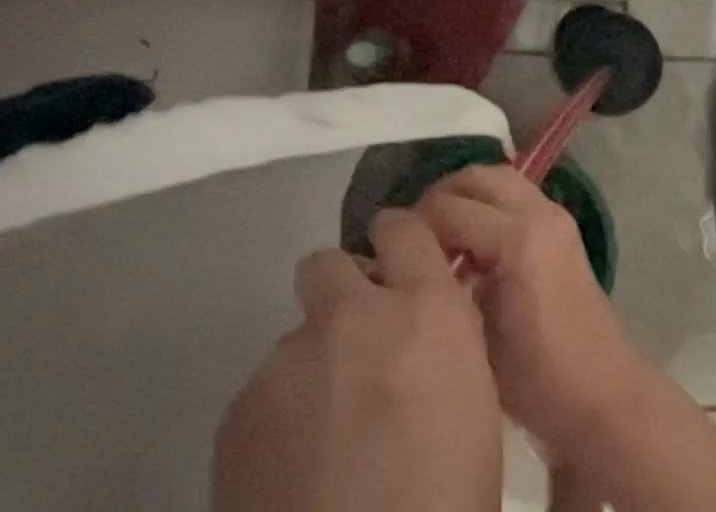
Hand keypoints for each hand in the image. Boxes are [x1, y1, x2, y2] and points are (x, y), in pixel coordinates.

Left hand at [211, 211, 501, 511]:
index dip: (398, 242)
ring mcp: (289, 360)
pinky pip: (265, 391)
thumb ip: (446, 345)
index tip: (399, 265)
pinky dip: (281, 416)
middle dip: (341, 292)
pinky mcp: (239, 409)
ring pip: (298, 338)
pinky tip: (297, 467)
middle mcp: (354, 317)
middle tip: (357, 346)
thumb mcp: (476, 400)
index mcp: (427, 312)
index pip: (403, 229)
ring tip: (327, 431)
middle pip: (327, 263)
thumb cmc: (450, 490)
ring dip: (314, 365)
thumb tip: (423, 333)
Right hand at [418, 165, 647, 453]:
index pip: (447, 209)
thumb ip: (446, 286)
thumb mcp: (476, 336)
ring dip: (465, 199)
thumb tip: (415, 264)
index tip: (385, 256)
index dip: (410, 229)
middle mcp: (541, 215)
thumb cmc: (536, 378)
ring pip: (499, 182)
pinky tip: (468, 251)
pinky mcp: (563, 232)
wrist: (603, 393)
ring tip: (437, 242)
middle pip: (477, 177)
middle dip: (438, 200)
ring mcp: (557, 219)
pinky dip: (488, 209)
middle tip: (412, 240)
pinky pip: (516, 200)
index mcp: (519, 238)